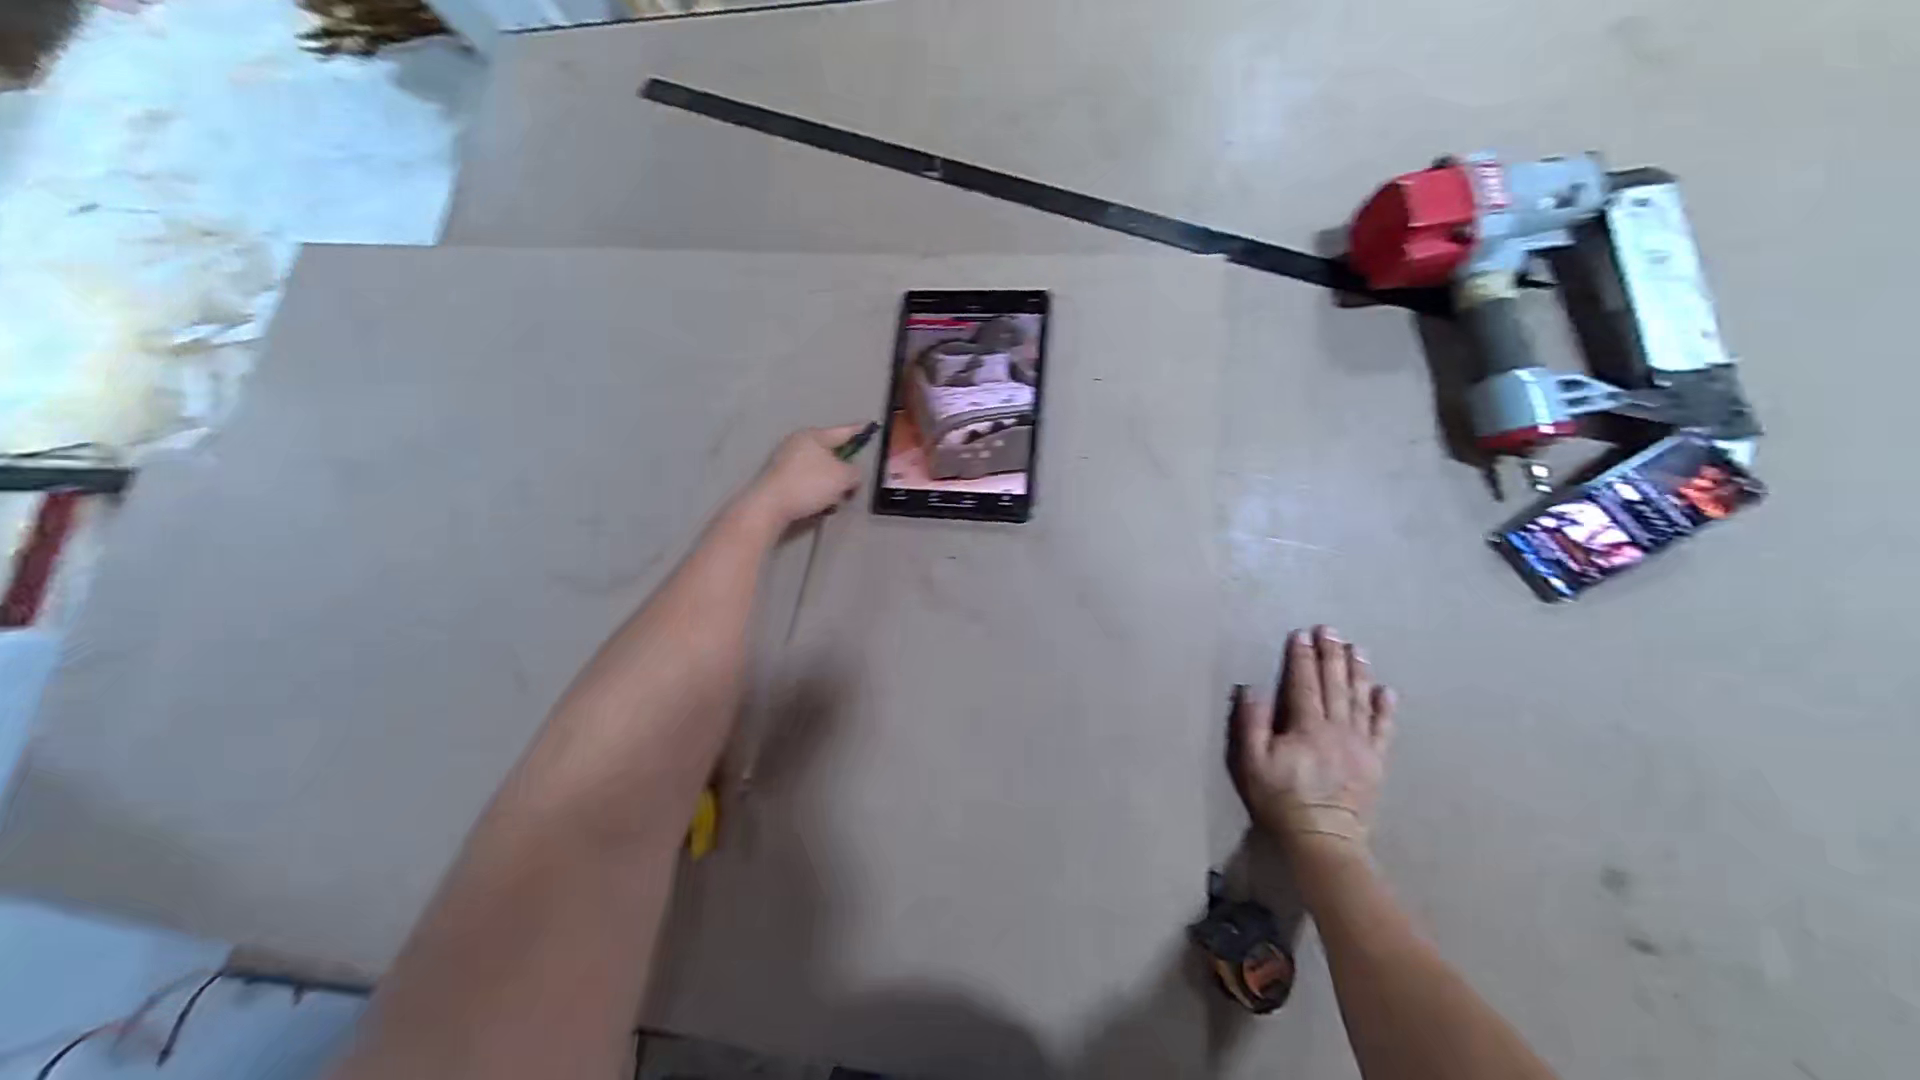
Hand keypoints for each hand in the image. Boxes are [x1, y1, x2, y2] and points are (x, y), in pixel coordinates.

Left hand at [741, 425, 865, 526]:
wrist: (770, 506)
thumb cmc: (809, 484)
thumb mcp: (843, 477)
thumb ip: (856, 472)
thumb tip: (852, 473)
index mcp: (814, 436)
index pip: (843, 431)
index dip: (859, 430)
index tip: (870, 426)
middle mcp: (798, 443)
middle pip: (830, 452)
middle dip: (844, 467)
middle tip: (853, 482)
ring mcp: (786, 460)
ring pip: (819, 469)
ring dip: (830, 483)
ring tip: (835, 500)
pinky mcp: (779, 478)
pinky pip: (806, 480)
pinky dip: (816, 490)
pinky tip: (819, 504)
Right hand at [1231, 626, 1396, 856]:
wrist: (1324, 838)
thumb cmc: (1281, 799)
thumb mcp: (1252, 762)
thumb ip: (1252, 724)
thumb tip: (1252, 688)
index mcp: (1307, 727)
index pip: (1303, 684)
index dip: (1301, 658)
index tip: (1300, 635)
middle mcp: (1337, 729)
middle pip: (1334, 685)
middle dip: (1331, 655)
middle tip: (1330, 630)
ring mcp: (1360, 744)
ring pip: (1359, 699)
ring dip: (1356, 672)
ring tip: (1356, 649)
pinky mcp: (1375, 761)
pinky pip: (1382, 728)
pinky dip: (1384, 708)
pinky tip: (1385, 690)